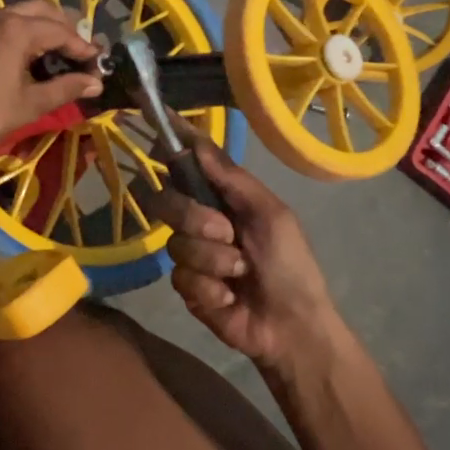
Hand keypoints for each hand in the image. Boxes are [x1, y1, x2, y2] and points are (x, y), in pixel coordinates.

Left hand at [0, 0, 102, 168]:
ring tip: (45, 46)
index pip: (59, 30)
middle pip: (37, 10)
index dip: (81, 46)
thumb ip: (66, 88)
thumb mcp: (31, 104)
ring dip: (31, 23)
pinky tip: (6, 48)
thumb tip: (96, 82)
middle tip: (75, 48)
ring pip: (9, 11)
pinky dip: (0, 27)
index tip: (96, 60)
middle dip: (60, 26)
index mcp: (15, 29)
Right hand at [158, 137, 332, 370]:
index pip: (186, 168)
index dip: (171, 150)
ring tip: (240, 275)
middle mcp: (200, 222)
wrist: (292, 326)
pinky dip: (209, 287)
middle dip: (195, 218)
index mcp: (222, 199)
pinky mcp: (186, 288)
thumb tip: (196, 140)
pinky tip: (229, 298)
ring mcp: (192, 255)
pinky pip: (180, 277)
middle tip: (227, 233)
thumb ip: (232, 178)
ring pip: (175, 244)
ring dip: (213, 260)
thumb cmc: (290, 265)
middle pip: (166, 202)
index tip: (156, 123)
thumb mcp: (271, 214)